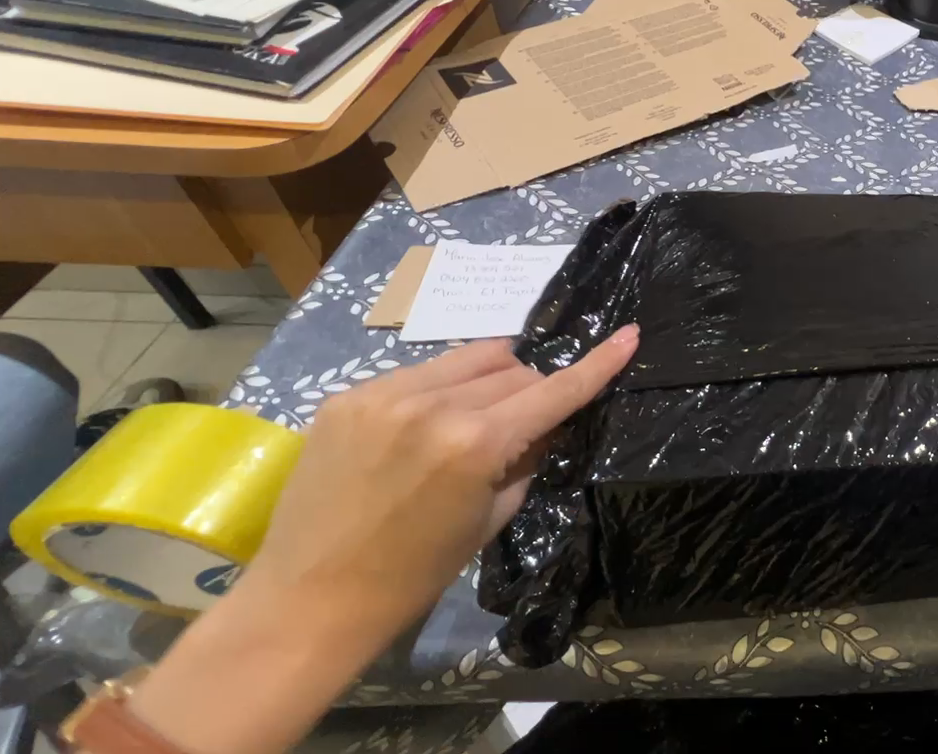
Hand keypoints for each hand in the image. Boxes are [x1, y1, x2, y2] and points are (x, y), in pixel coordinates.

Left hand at [130, 328, 637, 753]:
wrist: (307, 602)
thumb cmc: (417, 573)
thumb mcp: (494, 515)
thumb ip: (530, 454)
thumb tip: (550, 419)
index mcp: (474, 443)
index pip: (554, 390)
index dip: (597, 364)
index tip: (630, 335)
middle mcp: (431, 405)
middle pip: (514, 368)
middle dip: (532, 390)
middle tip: (523, 426)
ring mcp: (384, 395)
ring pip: (470, 359)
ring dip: (490, 381)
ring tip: (474, 419)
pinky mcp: (348, 396)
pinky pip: (421, 372)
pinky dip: (440, 389)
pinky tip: (423, 427)